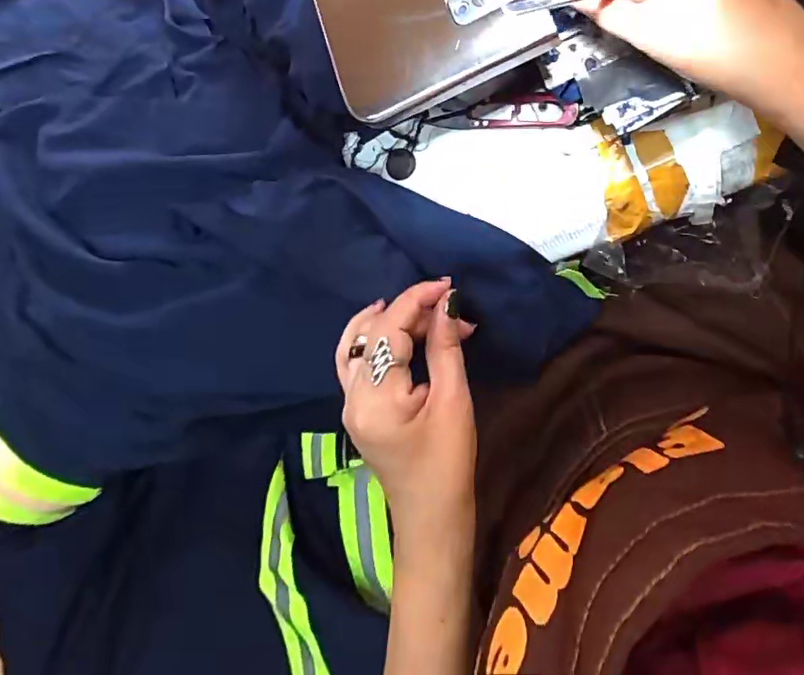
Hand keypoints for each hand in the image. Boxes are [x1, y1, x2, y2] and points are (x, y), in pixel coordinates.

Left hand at [335, 280, 476, 536]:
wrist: (432, 517)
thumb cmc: (449, 464)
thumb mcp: (454, 401)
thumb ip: (445, 348)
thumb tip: (446, 304)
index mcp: (374, 399)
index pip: (389, 330)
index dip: (416, 300)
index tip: (448, 286)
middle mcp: (352, 397)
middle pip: (374, 333)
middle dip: (413, 313)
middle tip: (454, 312)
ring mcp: (348, 403)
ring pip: (359, 343)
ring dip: (392, 321)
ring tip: (427, 313)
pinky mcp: (356, 408)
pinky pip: (354, 360)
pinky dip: (371, 337)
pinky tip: (390, 324)